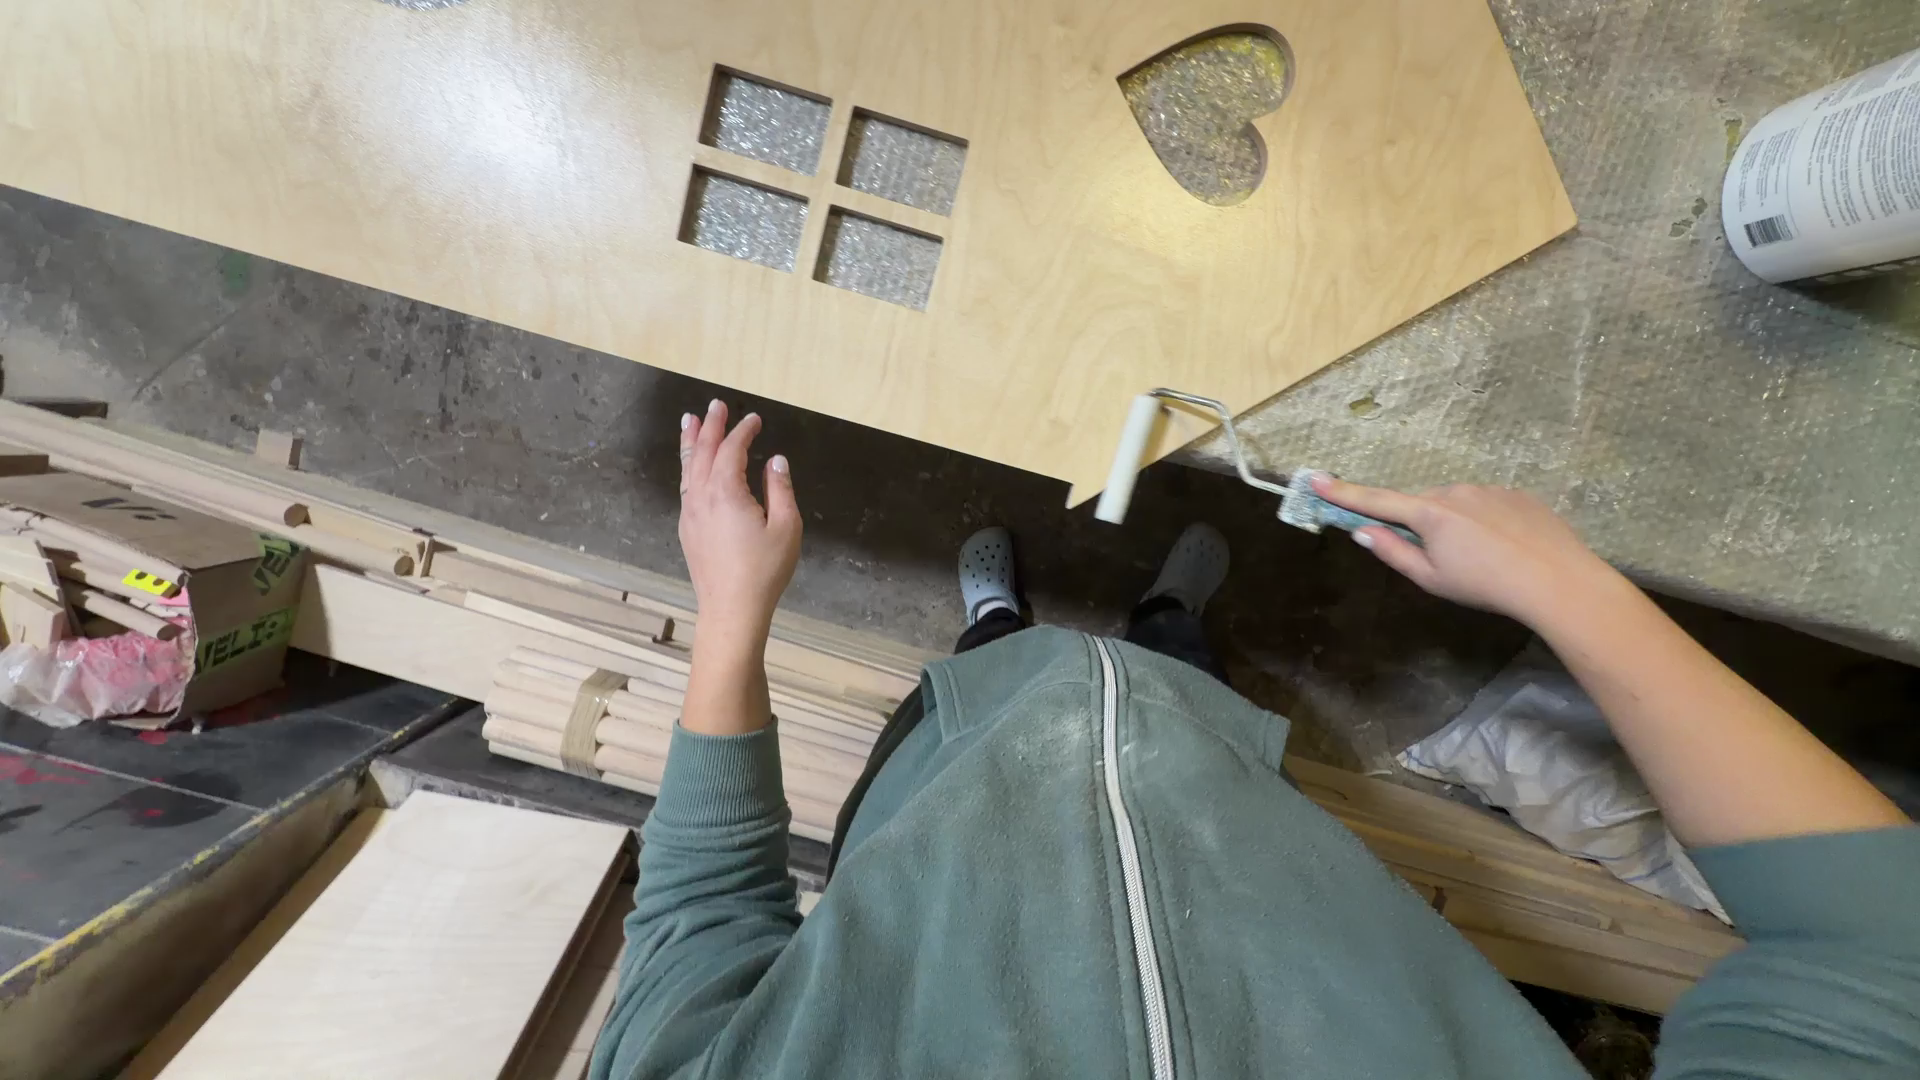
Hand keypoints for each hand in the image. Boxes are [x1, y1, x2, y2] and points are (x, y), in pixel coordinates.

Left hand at [678, 400, 801, 650]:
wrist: (731, 608)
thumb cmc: (764, 570)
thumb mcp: (786, 527)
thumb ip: (780, 489)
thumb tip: (776, 461)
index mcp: (726, 492)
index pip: (732, 450)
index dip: (743, 431)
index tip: (755, 419)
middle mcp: (702, 496)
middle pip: (702, 452)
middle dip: (710, 426)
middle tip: (715, 405)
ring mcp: (690, 513)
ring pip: (687, 468)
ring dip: (691, 442)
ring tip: (690, 421)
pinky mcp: (688, 529)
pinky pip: (685, 485)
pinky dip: (689, 466)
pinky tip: (692, 466)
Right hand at [1313, 475, 1618, 626]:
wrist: (1561, 583)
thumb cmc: (1486, 585)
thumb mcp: (1430, 578)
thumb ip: (1393, 552)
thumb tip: (1364, 531)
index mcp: (1429, 512)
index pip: (1374, 500)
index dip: (1341, 491)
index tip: (1314, 478)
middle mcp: (1455, 492)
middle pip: (1418, 504)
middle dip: (1414, 523)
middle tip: (1433, 556)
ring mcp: (1488, 490)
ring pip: (1452, 503)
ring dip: (1449, 523)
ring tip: (1475, 556)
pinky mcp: (1517, 495)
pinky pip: (1483, 504)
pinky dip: (1479, 522)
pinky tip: (1500, 547)